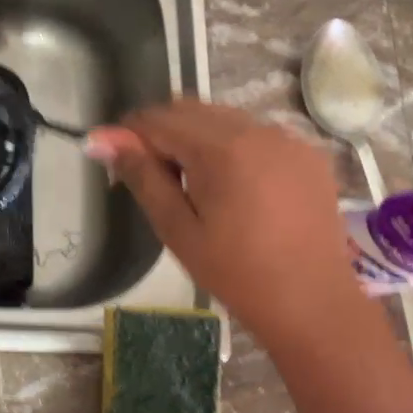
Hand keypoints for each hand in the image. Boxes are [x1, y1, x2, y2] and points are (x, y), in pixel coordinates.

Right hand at [84, 100, 360, 334]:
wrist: (311, 302)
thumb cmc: (235, 271)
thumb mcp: (176, 228)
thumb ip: (141, 176)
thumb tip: (100, 140)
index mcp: (223, 148)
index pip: (159, 120)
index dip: (129, 134)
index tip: (112, 159)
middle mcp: (258, 130)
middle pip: (191, 110)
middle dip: (161, 132)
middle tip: (149, 175)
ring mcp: (288, 139)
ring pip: (223, 118)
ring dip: (195, 136)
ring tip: (188, 183)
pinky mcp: (307, 154)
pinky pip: (256, 133)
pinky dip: (231, 145)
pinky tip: (230, 185)